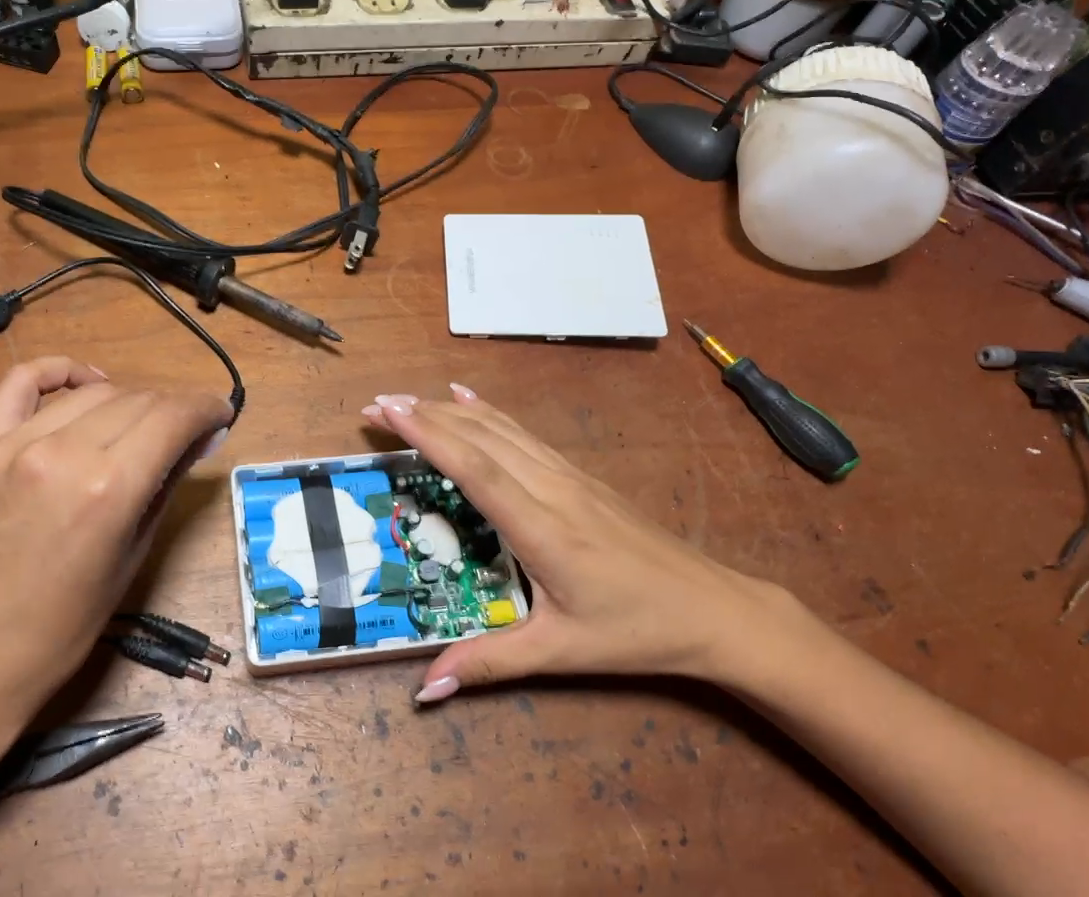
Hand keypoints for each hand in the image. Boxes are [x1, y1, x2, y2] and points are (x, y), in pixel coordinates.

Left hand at [0, 357, 232, 728]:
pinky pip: (21, 384)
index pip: (172, 417)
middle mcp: (63, 453)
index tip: (220, 413)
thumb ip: (167, 482)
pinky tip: (83, 382)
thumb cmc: (70, 621)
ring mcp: (14, 444)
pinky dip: (58, 372)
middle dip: (173, 408)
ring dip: (128, 399)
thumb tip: (200, 437)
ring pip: (90, 391)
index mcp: (109, 488)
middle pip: (136, 400)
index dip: (206, 408)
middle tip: (186, 428)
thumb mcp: (135, 552)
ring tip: (139, 422)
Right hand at [363, 385, 789, 703]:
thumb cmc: (636, 631)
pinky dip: (489, 412)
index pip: (478, 468)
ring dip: (450, 409)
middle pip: (482, 436)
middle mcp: (553, 490)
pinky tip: (469, 398)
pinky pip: (525, 435)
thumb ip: (489, 662)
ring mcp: (570, 477)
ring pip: (503, 429)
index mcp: (544, 530)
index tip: (389, 411)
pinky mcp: (581, 478)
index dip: (430, 435)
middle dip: (424, 414)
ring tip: (406, 398)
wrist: (714, 608)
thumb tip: (424, 689)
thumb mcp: (560, 652)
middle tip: (375, 404)